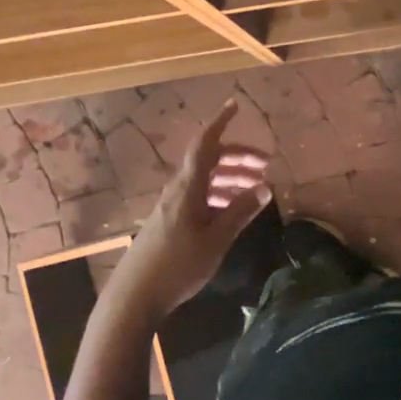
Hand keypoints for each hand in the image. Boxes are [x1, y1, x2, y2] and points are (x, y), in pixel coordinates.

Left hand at [110, 100, 272, 322]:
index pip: (206, 143)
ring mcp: (172, 204)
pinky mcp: (169, 220)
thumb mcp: (217, 239)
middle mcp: (178, 188)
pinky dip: (218, 193)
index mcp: (188, 186)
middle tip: (265, 164)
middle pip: (208, 159)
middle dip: (237, 156)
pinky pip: (198, 195)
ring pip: (204, 178)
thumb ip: (240, 212)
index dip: (220, 121)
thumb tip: (265, 187)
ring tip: (255, 189)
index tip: (235, 104)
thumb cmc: (178, 265)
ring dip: (229, 176)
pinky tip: (232, 210)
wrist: (135, 295)